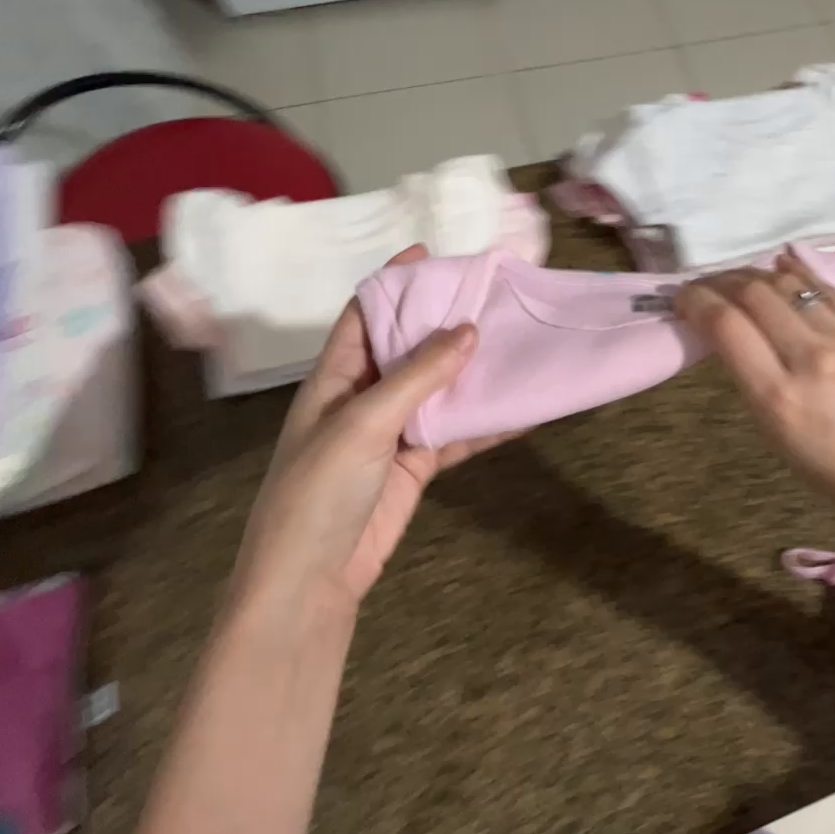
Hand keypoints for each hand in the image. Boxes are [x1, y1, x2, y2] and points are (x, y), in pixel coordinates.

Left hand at [233, 245, 520, 618]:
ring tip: (518, 341)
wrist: (311, 580)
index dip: (393, 283)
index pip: (365, 315)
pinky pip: (457, 432)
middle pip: (410, 347)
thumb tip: (468, 329)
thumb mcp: (363, 424)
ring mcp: (393, 431)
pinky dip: (487, 422)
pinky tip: (522, 409)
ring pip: (440, 389)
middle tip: (495, 295)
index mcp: (335, 377)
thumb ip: (417, 376)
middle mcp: (365, 396)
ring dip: (474, 370)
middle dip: (446, 320)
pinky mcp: (416, 463)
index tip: (434, 254)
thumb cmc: (319, 491)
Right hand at [675, 250, 834, 533]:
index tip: (683, 299)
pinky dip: (795, 274)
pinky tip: (781, 269)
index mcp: (779, 398)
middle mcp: (811, 357)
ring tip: (739, 280)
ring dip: (753, 275)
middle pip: (752, 292)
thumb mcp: (779, 438)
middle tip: (706, 287)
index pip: (725, 325)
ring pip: (787, 282)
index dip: (694, 301)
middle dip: (718, 282)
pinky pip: (824, 287)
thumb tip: (733, 333)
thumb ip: (753, 381)